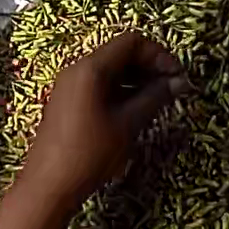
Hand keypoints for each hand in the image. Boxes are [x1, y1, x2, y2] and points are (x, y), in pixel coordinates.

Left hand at [19, 31, 186, 204]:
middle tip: (172, 89)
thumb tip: (179, 82)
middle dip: (149, 67)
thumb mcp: (128, 124)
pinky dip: (121, 91)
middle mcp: (78, 69)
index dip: (159, 55)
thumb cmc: (90, 153)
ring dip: (137, 80)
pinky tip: (136, 111)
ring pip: (111, 70)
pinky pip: (99, 85)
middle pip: (120, 53)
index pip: (131, 42)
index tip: (176, 76)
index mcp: (91, 68)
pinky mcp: (68, 101)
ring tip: (158, 102)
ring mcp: (70, 85)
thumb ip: (155, 97)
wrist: (48, 186)